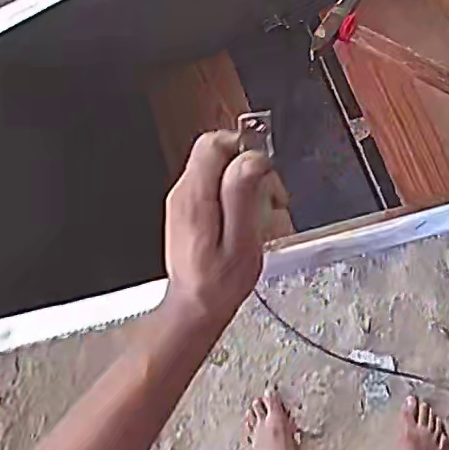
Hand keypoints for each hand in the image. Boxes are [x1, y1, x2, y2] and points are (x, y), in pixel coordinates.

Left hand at [164, 132, 277, 320]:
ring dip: (243, 182)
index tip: (263, 173)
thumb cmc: (218, 283)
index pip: (214, 143)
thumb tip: (252, 160)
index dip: (243, 148)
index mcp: (195, 197)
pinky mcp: (188, 206)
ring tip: (257, 213)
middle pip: (217, 151)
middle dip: (247, 166)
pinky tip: (244, 219)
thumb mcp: (241, 243)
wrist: (195, 306)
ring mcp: (183, 198)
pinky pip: (214, 184)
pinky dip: (234, 194)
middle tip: (266, 197)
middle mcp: (183, 192)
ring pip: (218, 166)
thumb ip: (244, 197)